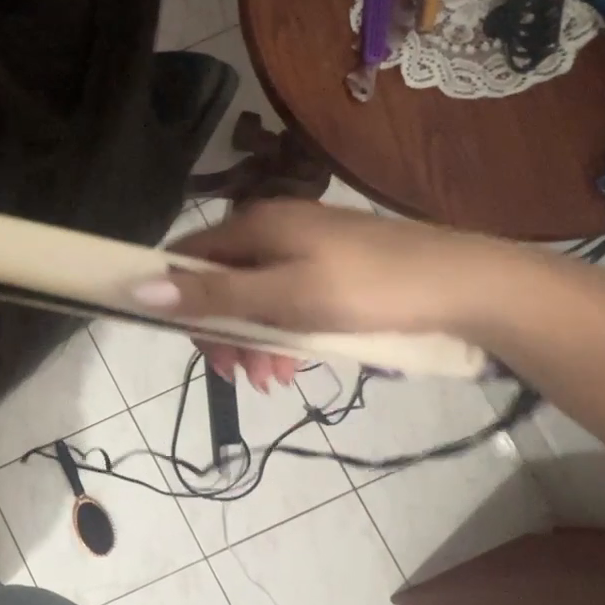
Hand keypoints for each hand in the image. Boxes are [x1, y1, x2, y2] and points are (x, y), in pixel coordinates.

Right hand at [132, 200, 514, 390]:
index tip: (194, 345)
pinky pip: (282, 301)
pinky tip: (296, 363)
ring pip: (250, 299)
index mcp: (253, 226)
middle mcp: (270, 228)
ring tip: (277, 378)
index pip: (184, 259)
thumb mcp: (281, 297)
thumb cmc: (368, 289)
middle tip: (242, 376)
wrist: (468, 286)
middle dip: (224, 333)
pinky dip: (281, 334)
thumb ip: (210, 294)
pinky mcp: (326, 266)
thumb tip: (136, 288)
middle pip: (216, 284)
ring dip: (253, 342)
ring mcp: (300, 246)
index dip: (175, 302)